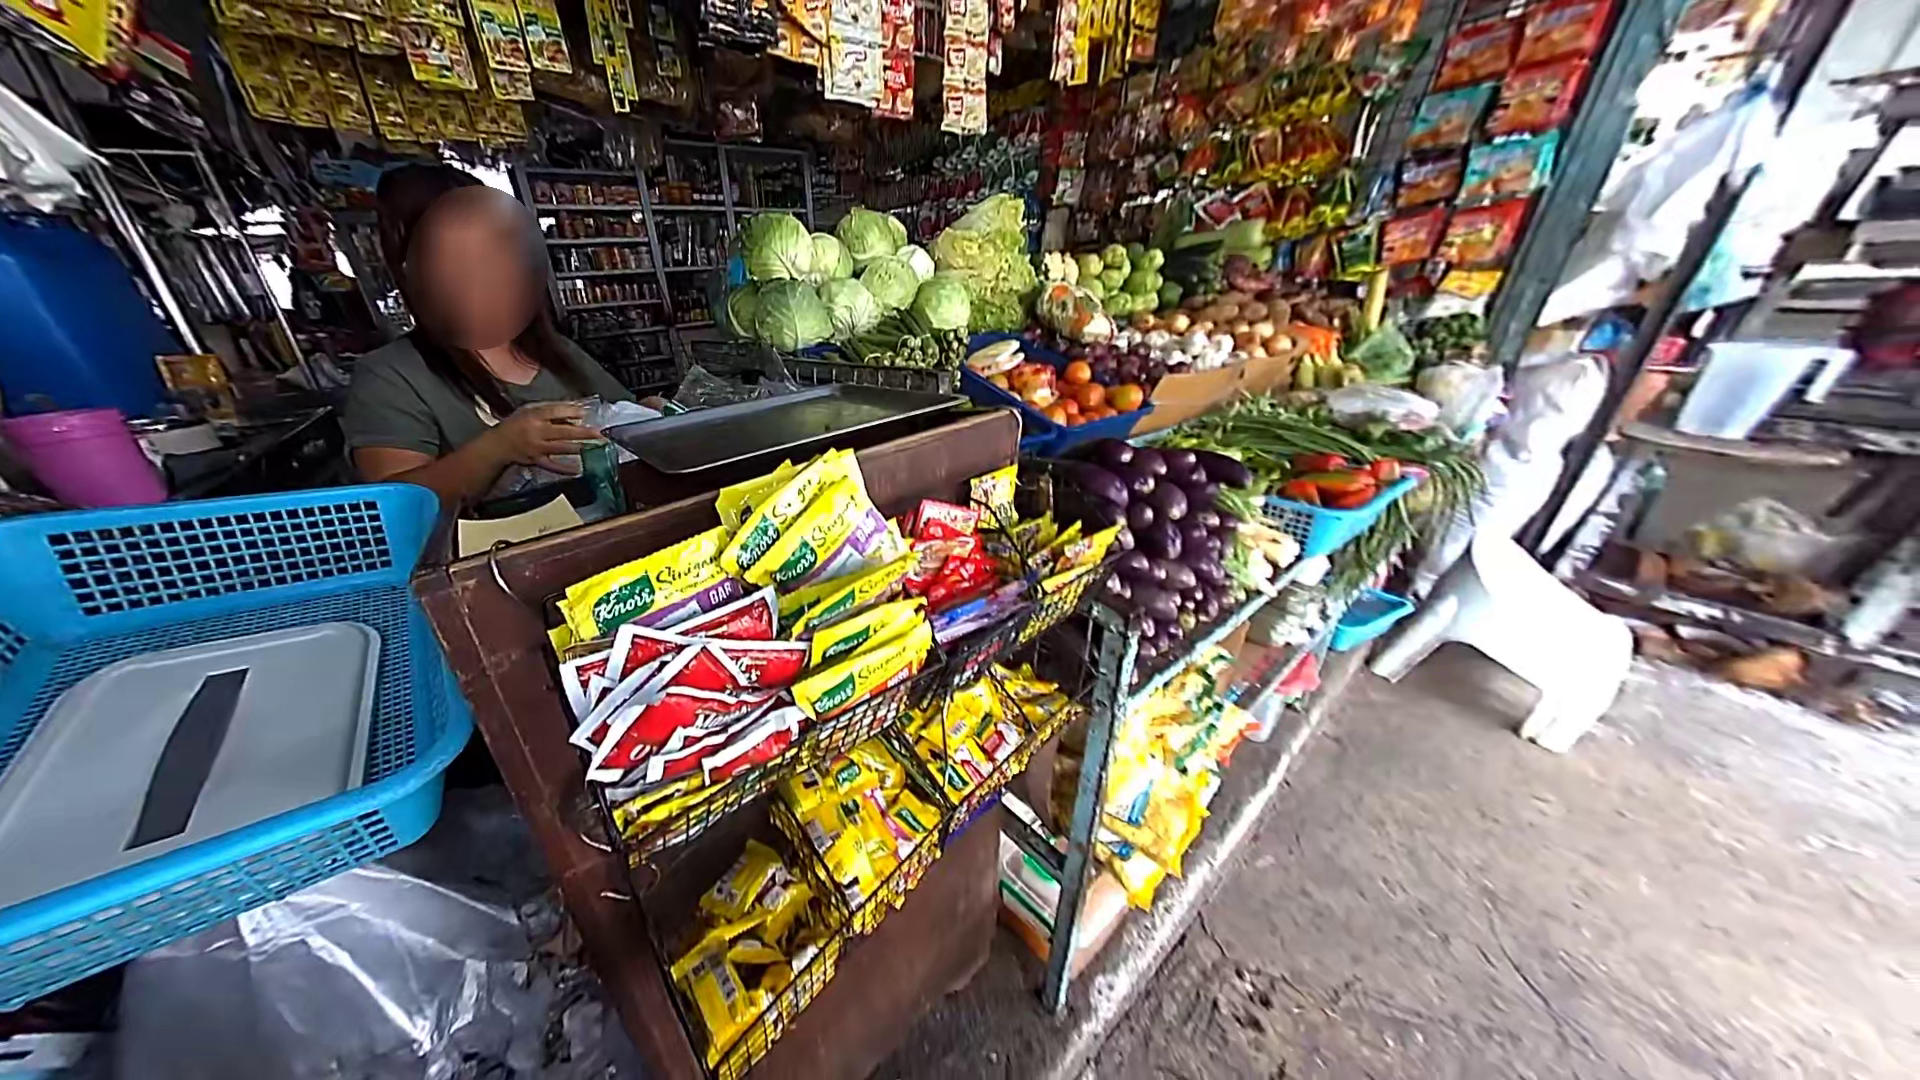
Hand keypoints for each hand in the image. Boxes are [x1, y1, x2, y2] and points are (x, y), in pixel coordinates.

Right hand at [483, 402, 602, 472]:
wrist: (497, 444)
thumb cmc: (516, 425)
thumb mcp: (528, 412)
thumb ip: (550, 411)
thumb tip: (576, 414)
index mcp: (533, 417)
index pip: (553, 412)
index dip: (570, 411)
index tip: (585, 413)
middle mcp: (535, 431)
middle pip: (562, 431)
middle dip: (582, 433)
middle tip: (599, 434)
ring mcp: (536, 447)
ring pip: (561, 448)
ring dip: (578, 448)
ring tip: (594, 448)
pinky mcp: (536, 460)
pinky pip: (552, 465)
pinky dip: (565, 469)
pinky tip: (578, 470)